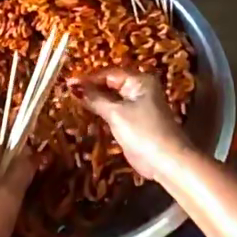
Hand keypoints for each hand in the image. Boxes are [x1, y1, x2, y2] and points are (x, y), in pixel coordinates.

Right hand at [72, 68, 192, 181]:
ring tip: (73, 99)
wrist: (168, 162)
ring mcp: (138, 105)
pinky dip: (102, 110)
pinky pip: (115, 110)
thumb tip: (74, 87)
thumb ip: (94, 98)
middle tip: (68, 90)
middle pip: (110, 84)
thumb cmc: (143, 132)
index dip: (87, 78)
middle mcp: (140, 89)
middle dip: (90, 88)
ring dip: (95, 99)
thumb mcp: (116, 113)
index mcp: (139, 81)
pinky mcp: (135, 120)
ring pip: (111, 97)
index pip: (108, 74)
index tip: (68, 82)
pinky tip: (86, 111)